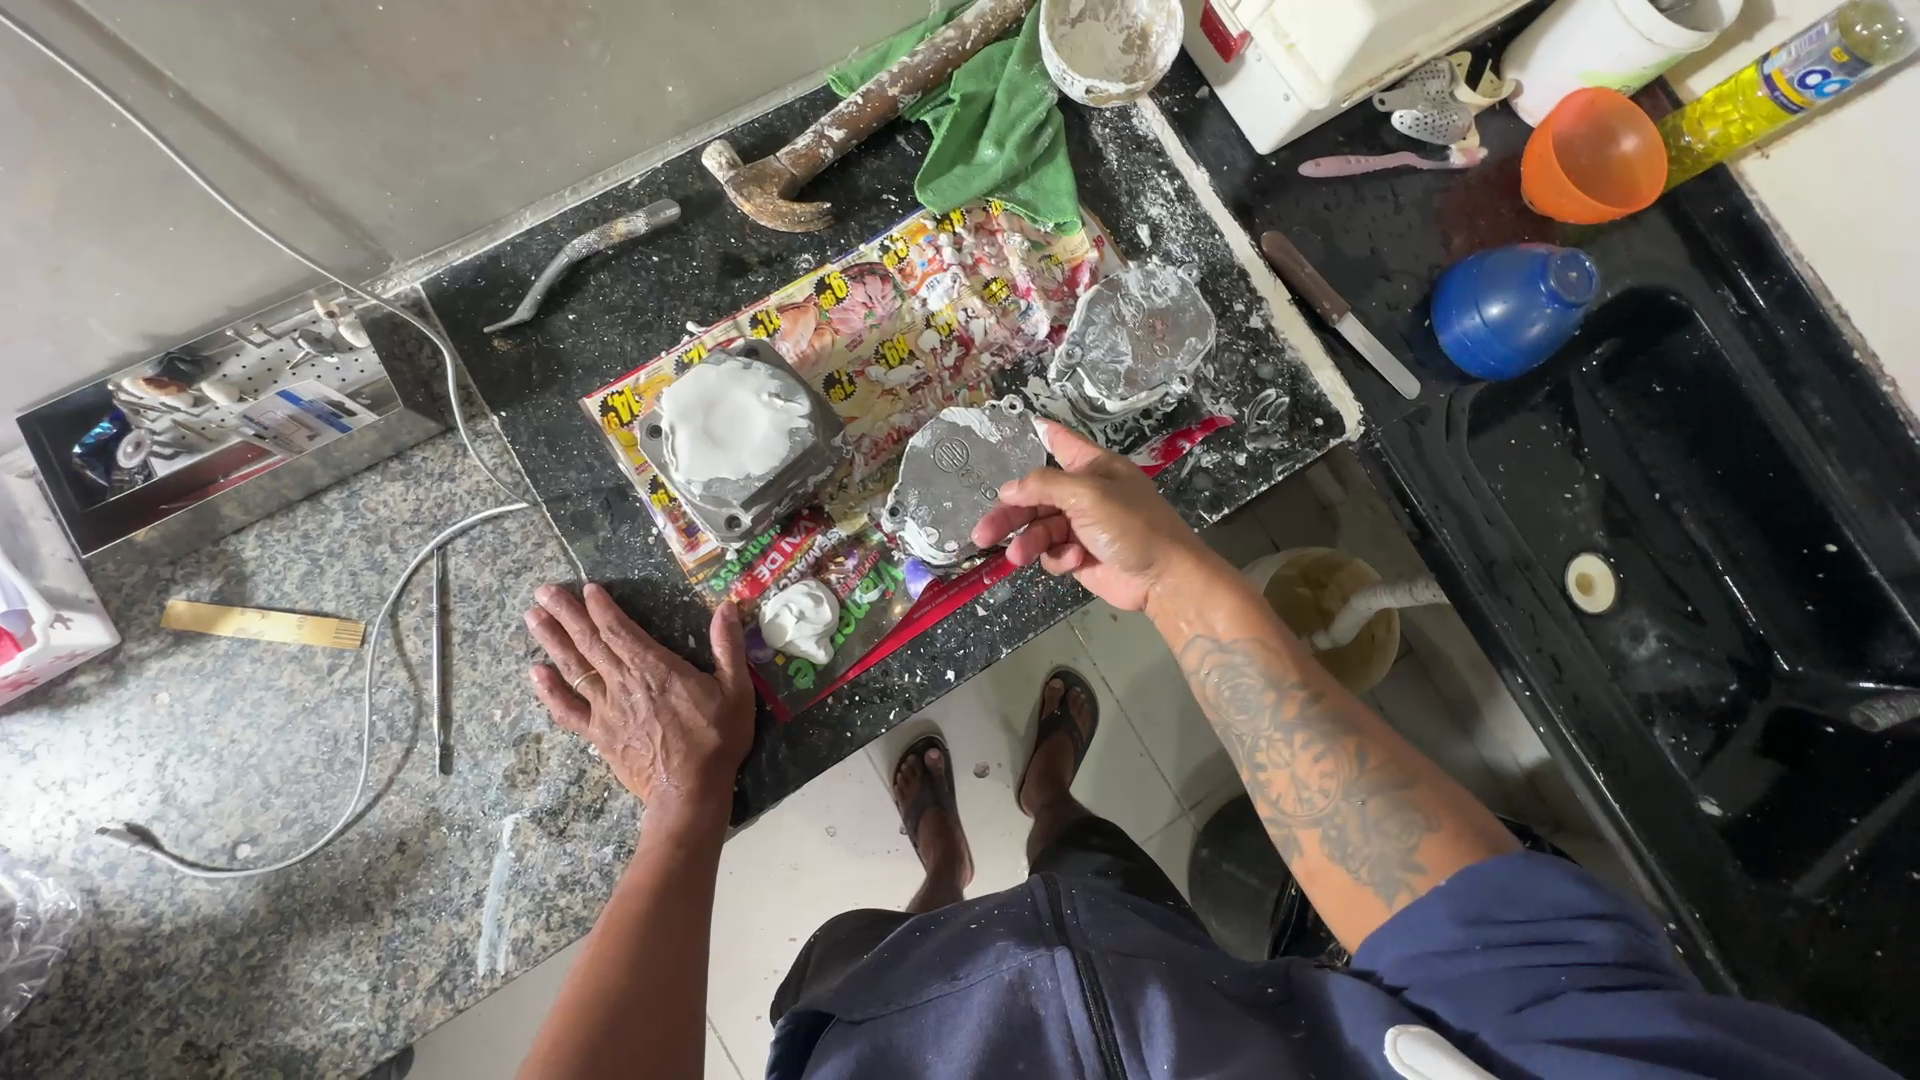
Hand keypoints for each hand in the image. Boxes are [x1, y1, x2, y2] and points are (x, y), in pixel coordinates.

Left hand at [524, 583, 754, 821]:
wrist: (689, 792)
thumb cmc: (717, 738)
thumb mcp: (736, 689)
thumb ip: (729, 647)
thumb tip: (727, 607)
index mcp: (655, 669)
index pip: (620, 630)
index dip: (602, 607)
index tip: (588, 587)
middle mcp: (623, 684)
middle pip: (590, 642)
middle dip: (567, 613)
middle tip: (544, 590)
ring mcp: (606, 710)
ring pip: (574, 668)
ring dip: (552, 640)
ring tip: (532, 617)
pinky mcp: (598, 735)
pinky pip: (568, 709)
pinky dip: (550, 690)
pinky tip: (535, 673)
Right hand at [971, 419, 1212, 611]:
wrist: (1162, 577)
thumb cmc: (1132, 524)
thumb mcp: (1088, 495)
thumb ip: (1044, 485)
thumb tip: (1008, 489)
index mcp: (1091, 467)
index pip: (1060, 442)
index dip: (1038, 434)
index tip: (1015, 427)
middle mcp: (1084, 493)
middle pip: (1035, 496)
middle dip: (1010, 514)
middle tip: (983, 533)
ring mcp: (1081, 525)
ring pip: (1038, 528)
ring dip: (1028, 541)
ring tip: (1017, 556)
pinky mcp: (1079, 555)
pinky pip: (1053, 552)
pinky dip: (1057, 558)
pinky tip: (1074, 562)